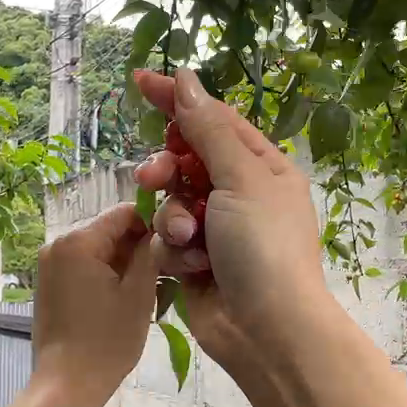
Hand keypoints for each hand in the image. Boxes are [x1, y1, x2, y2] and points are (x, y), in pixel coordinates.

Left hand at [30, 203, 157, 405]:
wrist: (67, 384)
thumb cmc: (107, 340)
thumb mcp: (138, 294)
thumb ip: (150, 253)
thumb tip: (161, 230)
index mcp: (78, 242)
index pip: (122, 213)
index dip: (152, 222)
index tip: (173, 242)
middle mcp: (57, 245)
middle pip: (108, 231)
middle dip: (136, 245)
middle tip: (165, 269)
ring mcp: (49, 266)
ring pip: (97, 250)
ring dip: (123, 262)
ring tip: (148, 286)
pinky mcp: (49, 285)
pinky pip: (83, 266)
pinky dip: (105, 274)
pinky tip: (123, 297)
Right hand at [130, 68, 332, 370]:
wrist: (266, 329)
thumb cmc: (264, 245)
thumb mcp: (240, 177)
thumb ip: (208, 128)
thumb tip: (186, 77)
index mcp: (261, 167)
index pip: (214, 120)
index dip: (178, 100)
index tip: (140, 81)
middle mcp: (239, 194)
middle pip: (185, 162)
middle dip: (166, 170)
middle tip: (153, 177)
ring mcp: (215, 230)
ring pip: (169, 203)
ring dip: (173, 219)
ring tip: (186, 238)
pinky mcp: (194, 262)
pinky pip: (166, 241)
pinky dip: (176, 252)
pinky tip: (193, 268)